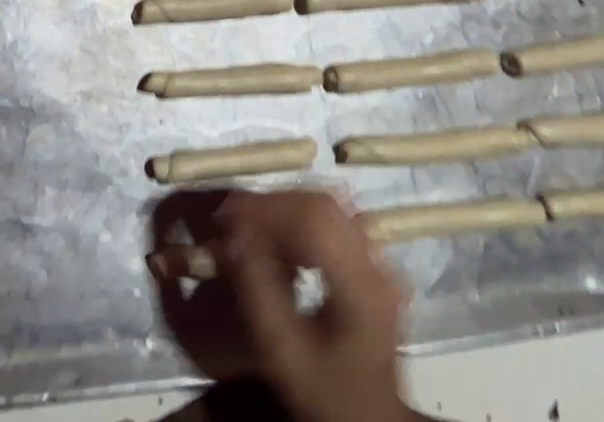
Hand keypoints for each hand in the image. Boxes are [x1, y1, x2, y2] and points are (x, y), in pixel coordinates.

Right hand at [219, 190, 414, 421]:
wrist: (369, 420)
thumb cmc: (323, 390)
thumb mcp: (281, 349)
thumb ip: (256, 288)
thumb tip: (232, 235)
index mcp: (360, 284)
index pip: (312, 218)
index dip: (265, 208)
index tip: (224, 216)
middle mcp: (377, 264)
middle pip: (322, 205)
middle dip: (271, 203)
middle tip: (232, 217)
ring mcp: (379, 263)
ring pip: (328, 208)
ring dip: (284, 208)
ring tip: (248, 226)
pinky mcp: (372, 266)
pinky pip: (333, 223)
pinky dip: (299, 221)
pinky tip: (277, 240)